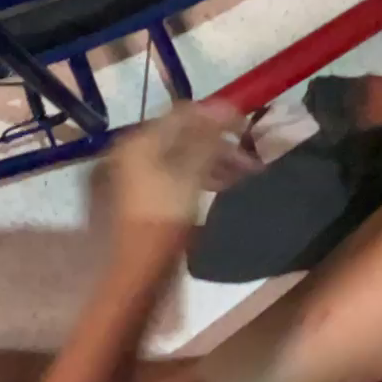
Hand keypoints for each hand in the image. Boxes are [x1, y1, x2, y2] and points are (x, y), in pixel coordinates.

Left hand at [109, 101, 254, 229]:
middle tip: (250, 160)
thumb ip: (208, 137)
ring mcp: (134, 178)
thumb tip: (226, 104)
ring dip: (213, 163)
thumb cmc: (163, 222)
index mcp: (137, 141)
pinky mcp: (141, 200)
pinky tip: (222, 188)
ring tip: (244, 177)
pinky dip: (199, 179)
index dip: (217, 117)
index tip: (247, 129)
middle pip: (182, 137)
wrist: (135, 276)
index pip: (182, 113)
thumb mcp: (190, 174)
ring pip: (180, 159)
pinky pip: (175, 177)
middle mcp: (131, 153)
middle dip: (218, 145)